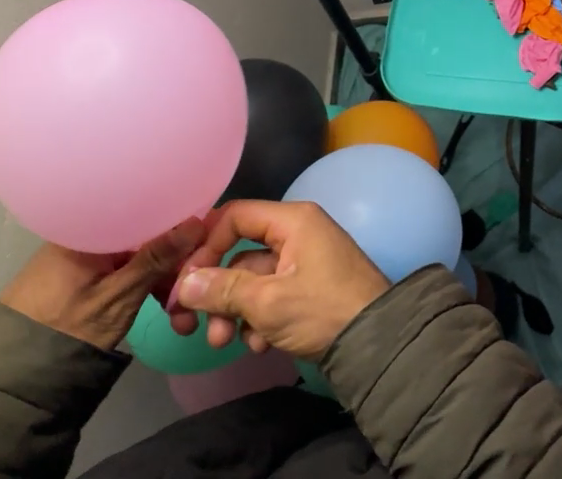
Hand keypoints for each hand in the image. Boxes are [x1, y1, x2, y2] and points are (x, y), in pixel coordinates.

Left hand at [0, 219, 205, 349]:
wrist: (7, 378)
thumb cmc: (63, 331)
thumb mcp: (118, 298)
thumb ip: (156, 258)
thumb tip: (198, 220)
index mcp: (89, 231)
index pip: (148, 212)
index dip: (182, 227)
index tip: (207, 246)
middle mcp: (86, 235)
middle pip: (145, 234)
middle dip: (175, 261)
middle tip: (193, 291)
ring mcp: (83, 256)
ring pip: (138, 255)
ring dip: (162, 278)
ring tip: (178, 313)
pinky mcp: (81, 277)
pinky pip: (124, 269)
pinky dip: (143, 285)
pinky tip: (160, 306)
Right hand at [169, 201, 389, 360]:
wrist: (377, 341)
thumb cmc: (323, 310)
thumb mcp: (267, 302)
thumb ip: (222, 289)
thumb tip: (185, 284)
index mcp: (293, 221)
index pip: (235, 217)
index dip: (205, 247)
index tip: (184, 284)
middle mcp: (299, 233)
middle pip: (239, 254)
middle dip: (214, 293)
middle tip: (188, 326)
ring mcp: (304, 261)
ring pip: (251, 281)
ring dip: (233, 312)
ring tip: (225, 342)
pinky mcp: (308, 288)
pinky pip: (271, 296)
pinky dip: (259, 320)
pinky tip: (260, 345)